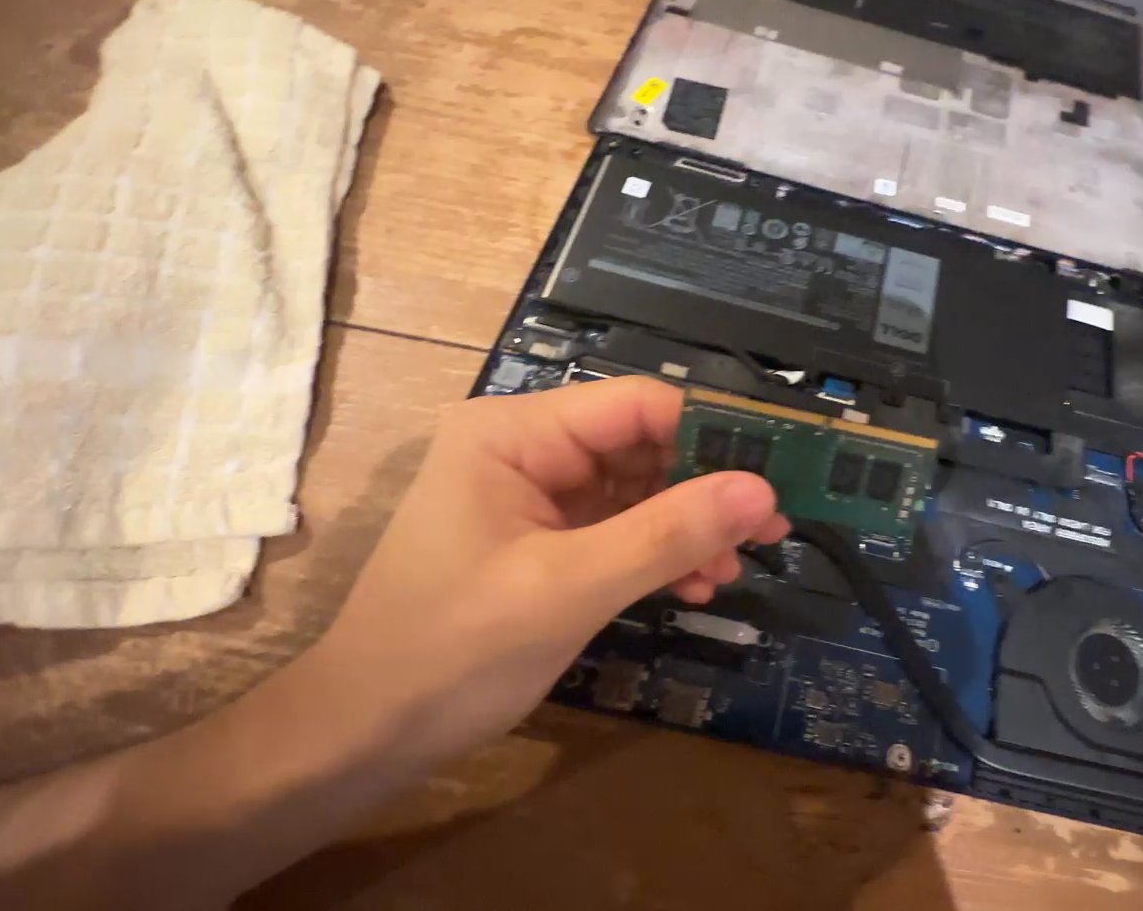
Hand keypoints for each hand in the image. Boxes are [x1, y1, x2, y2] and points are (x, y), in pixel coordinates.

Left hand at [293, 377, 787, 763]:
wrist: (365, 738)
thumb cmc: (451, 652)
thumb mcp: (568, 589)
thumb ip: (668, 534)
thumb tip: (762, 490)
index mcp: (515, 432)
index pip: (636, 405)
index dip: (710, 431)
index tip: (777, 470)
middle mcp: (529, 448)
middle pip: (644, 446)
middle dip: (707, 489)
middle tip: (770, 528)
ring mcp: (538, 494)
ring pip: (641, 489)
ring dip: (691, 527)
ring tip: (734, 569)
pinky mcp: (548, 537)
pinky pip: (623, 528)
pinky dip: (663, 553)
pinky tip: (697, 585)